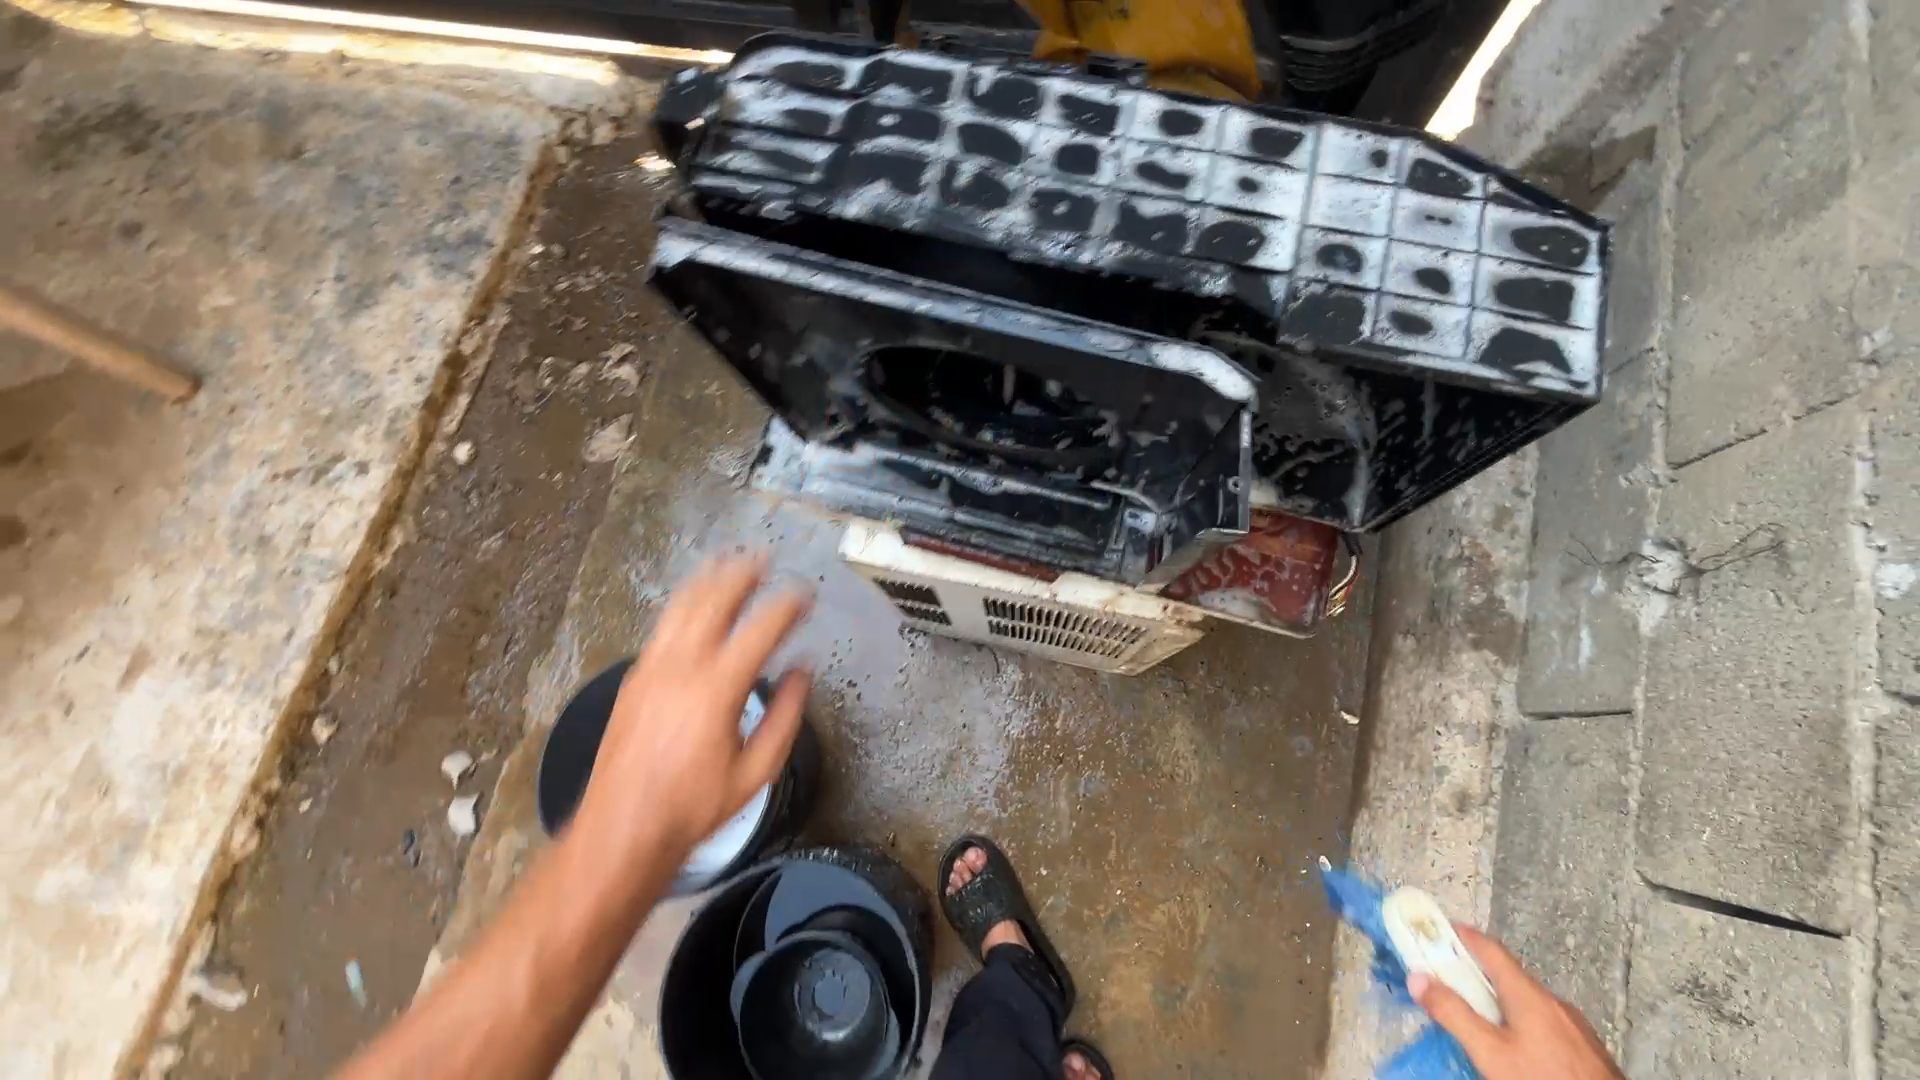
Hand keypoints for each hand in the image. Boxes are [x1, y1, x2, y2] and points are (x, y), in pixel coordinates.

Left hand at [572, 556, 813, 860]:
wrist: (623, 826)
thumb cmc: (694, 804)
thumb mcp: (756, 771)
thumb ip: (785, 716)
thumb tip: (803, 671)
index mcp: (716, 689)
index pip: (760, 630)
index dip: (787, 606)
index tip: (805, 594)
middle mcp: (681, 667)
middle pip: (714, 602)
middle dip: (742, 574)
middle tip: (764, 558)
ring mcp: (652, 669)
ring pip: (682, 607)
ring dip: (708, 580)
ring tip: (727, 561)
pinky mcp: (634, 678)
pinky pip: (663, 626)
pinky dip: (683, 603)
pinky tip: (692, 600)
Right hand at [1410, 925, 1623, 1079]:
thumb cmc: (1543, 1079)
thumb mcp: (1490, 1053)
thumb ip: (1454, 1014)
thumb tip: (1416, 978)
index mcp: (1529, 994)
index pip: (1490, 948)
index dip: (1462, 934)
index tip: (1437, 927)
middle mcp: (1554, 1002)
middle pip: (1508, 975)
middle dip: (1475, 972)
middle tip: (1447, 978)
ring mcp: (1575, 1027)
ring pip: (1527, 1000)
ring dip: (1498, 998)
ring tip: (1478, 1017)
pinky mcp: (1587, 1050)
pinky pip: (1545, 1021)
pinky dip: (1521, 1019)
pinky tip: (1517, 1046)